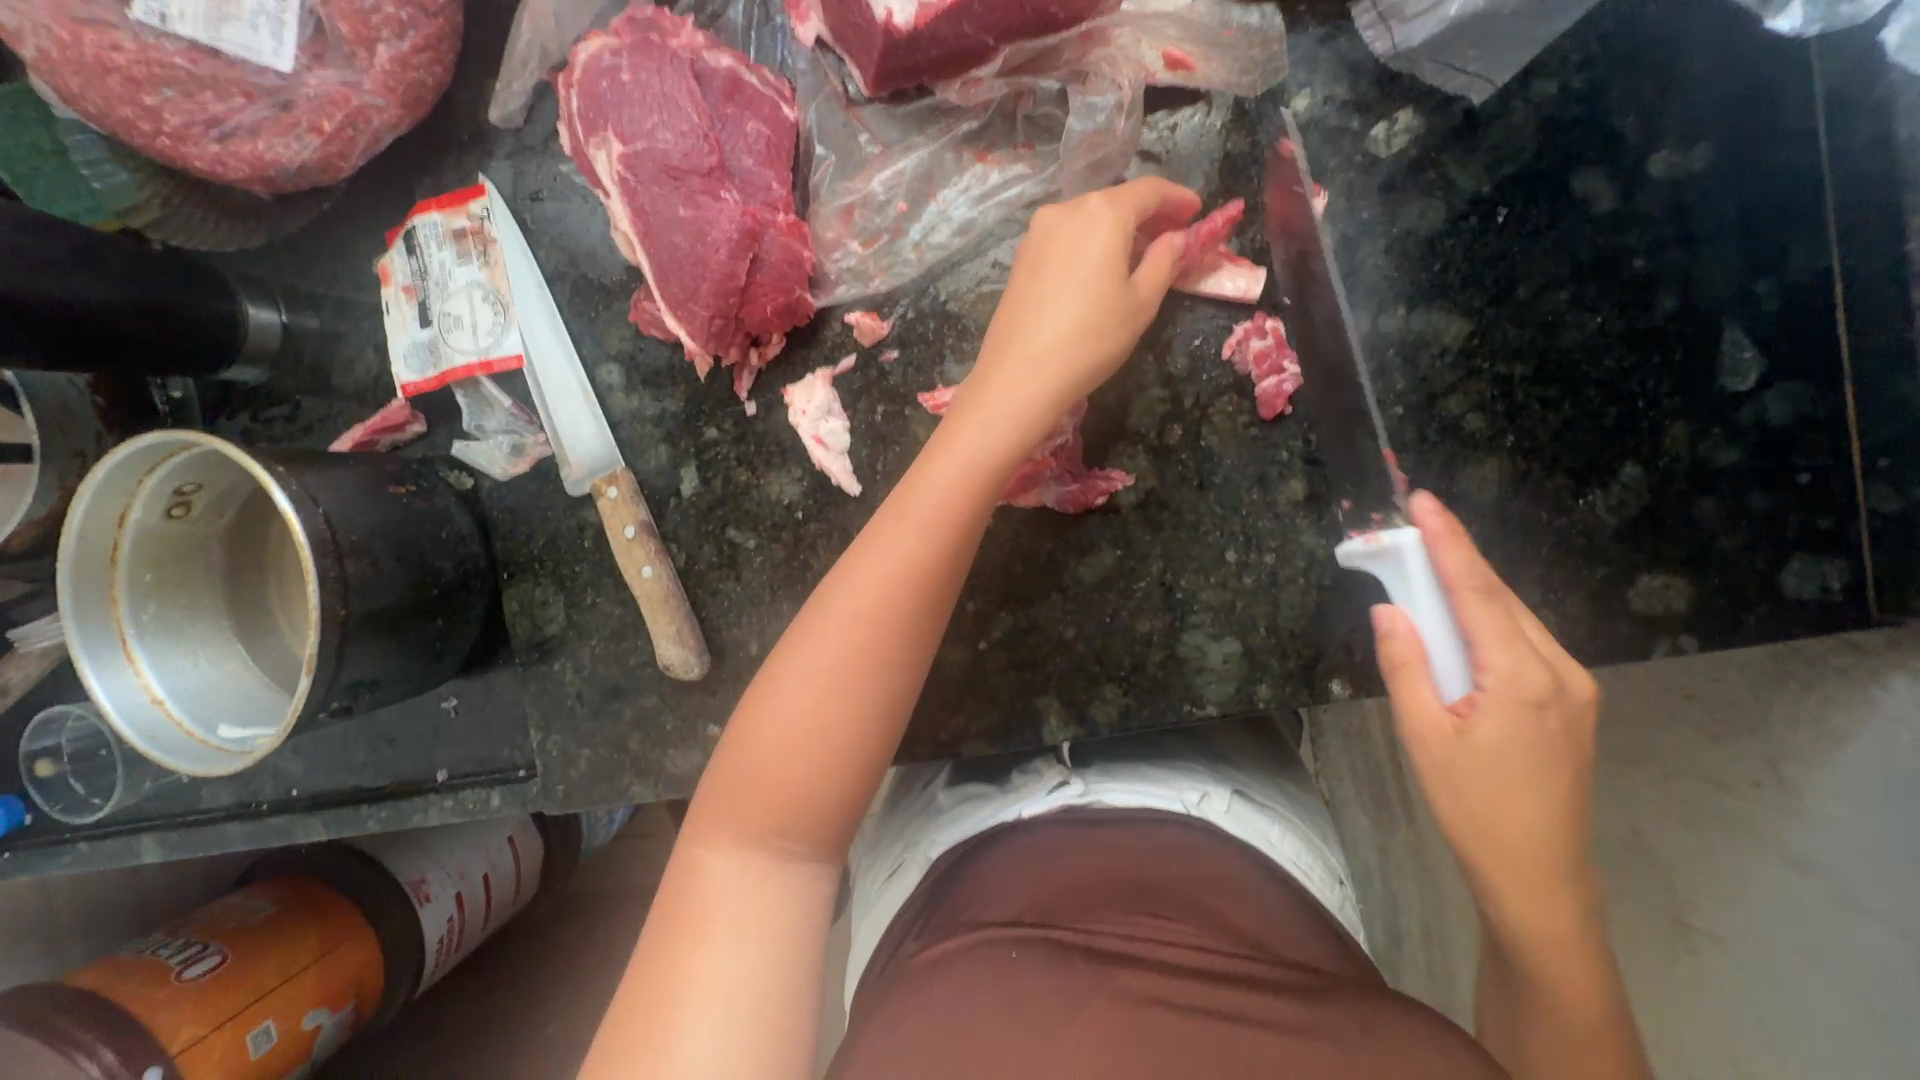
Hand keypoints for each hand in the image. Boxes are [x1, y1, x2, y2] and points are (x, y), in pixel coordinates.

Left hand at [945, 177, 1200, 457]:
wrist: (1020, 375)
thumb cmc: (1090, 339)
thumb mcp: (1141, 303)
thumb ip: (1164, 261)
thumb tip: (1176, 238)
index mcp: (1103, 213)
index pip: (1149, 190)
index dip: (1177, 198)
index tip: (1196, 211)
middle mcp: (1067, 210)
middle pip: (1115, 201)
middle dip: (1147, 215)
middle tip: (1172, 237)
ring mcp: (1038, 232)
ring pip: (1088, 219)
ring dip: (1117, 230)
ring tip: (1139, 256)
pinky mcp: (1022, 256)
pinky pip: (1067, 237)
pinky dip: (1090, 243)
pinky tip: (1101, 268)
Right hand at [1371, 491, 1603, 940]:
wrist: (1538, 873)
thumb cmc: (1471, 808)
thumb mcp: (1422, 737)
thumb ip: (1405, 666)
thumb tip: (1389, 611)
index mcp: (1522, 677)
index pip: (1479, 592)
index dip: (1449, 542)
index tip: (1424, 500)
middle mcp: (1560, 670)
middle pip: (1501, 598)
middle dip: (1454, 560)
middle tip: (1410, 530)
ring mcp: (1575, 686)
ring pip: (1515, 620)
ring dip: (1470, 593)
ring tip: (1424, 573)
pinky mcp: (1574, 702)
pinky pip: (1525, 644)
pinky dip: (1487, 623)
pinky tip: (1460, 626)